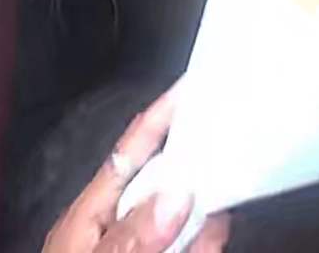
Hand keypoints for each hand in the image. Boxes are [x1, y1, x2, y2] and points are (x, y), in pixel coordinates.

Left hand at [42, 87, 230, 252]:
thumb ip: (129, 242)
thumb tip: (177, 197)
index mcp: (88, 218)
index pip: (131, 151)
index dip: (162, 115)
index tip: (196, 84)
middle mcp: (117, 231)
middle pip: (163, 180)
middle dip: (194, 158)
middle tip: (230, 133)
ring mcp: (138, 250)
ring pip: (179, 218)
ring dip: (204, 204)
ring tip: (229, 185)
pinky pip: (187, 250)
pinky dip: (205, 242)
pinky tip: (217, 233)